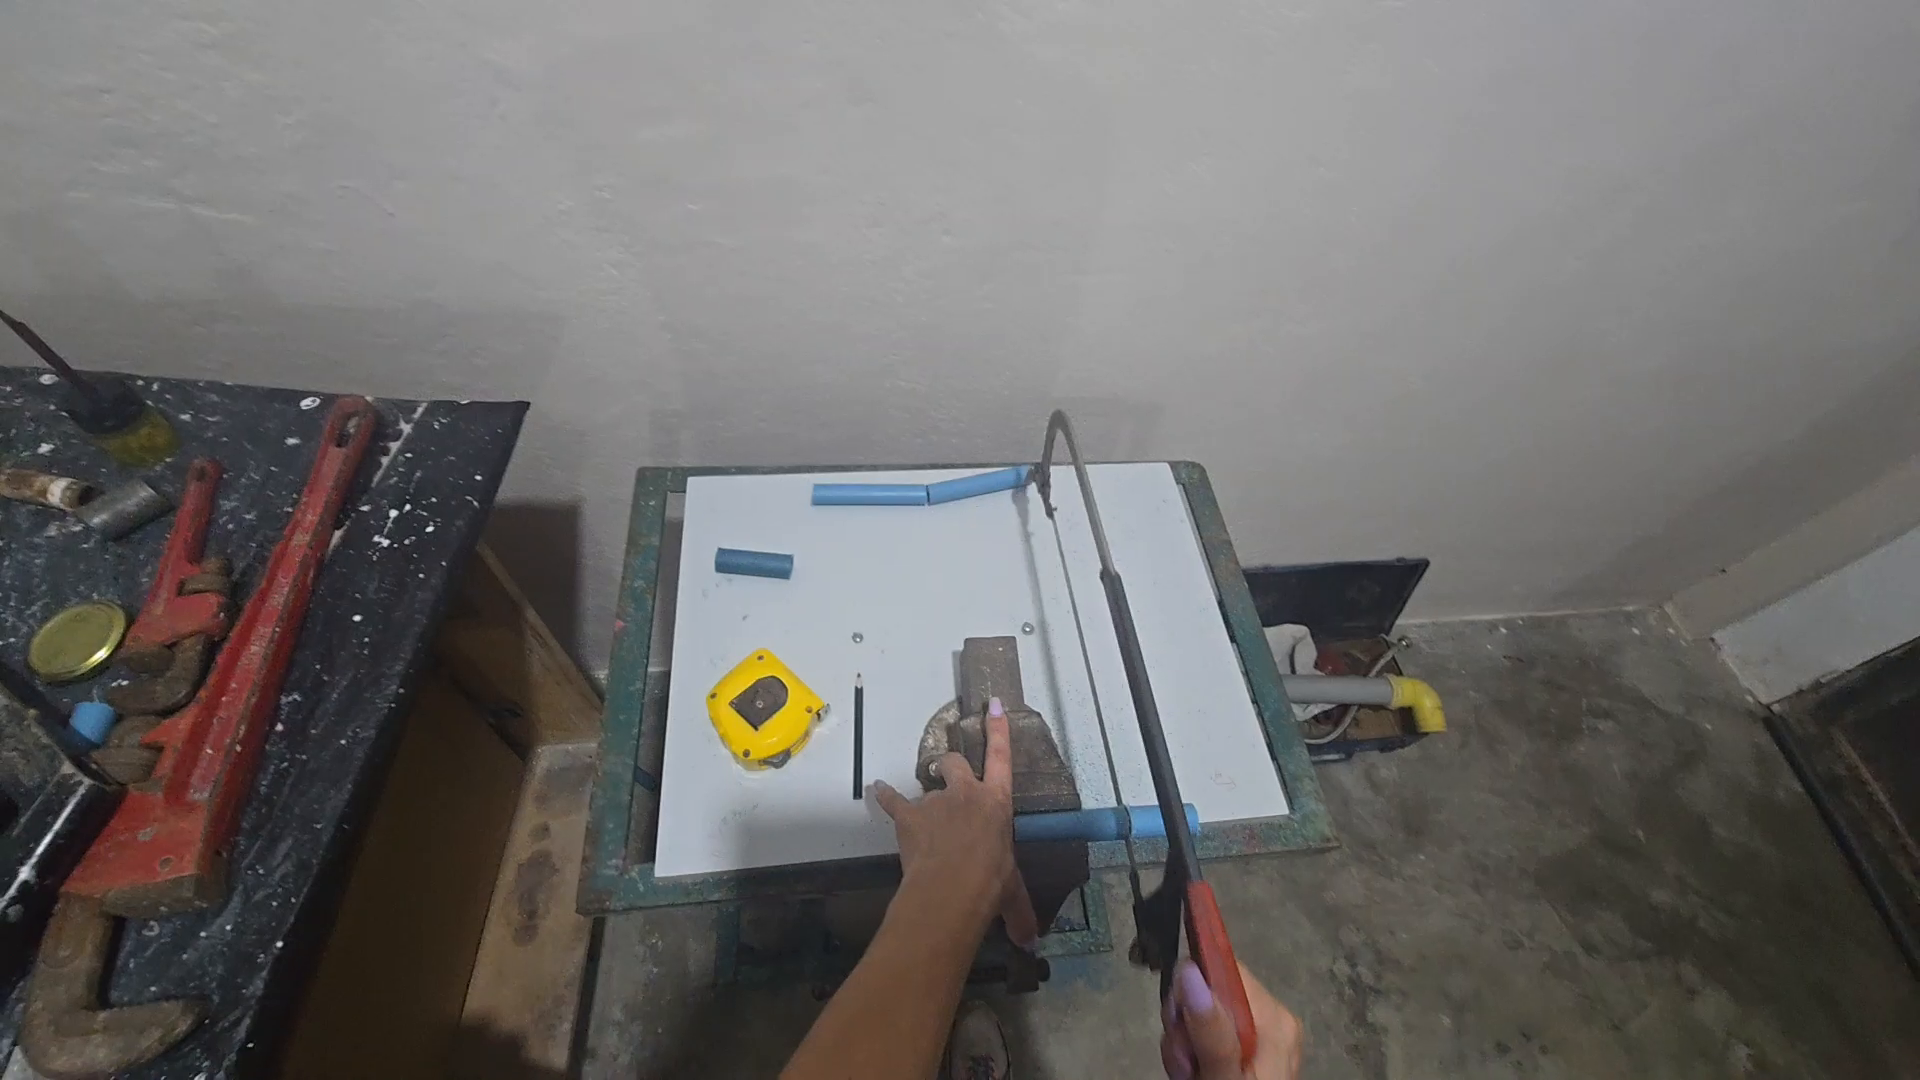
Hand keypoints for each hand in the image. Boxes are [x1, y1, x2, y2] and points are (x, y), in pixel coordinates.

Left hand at [872, 697, 1039, 946]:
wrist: (951, 889)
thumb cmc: (990, 884)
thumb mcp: (1011, 894)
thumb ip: (1019, 911)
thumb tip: (1031, 942)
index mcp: (997, 802)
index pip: (1001, 757)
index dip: (998, 729)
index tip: (993, 704)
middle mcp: (967, 793)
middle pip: (956, 763)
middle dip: (950, 764)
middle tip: (947, 769)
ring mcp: (936, 801)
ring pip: (928, 786)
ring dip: (926, 798)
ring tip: (923, 816)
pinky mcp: (909, 815)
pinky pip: (894, 800)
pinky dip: (884, 795)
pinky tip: (876, 789)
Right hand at [1162, 959, 1301, 1079]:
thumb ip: (1210, 1033)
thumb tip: (1189, 970)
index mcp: (1275, 1019)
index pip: (1222, 969)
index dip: (1191, 991)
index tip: (1179, 1024)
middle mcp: (1271, 1017)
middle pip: (1208, 988)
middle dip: (1183, 1022)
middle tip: (1183, 1062)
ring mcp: (1260, 1031)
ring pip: (1199, 1008)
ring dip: (1181, 1039)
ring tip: (1187, 1073)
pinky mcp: (1246, 1044)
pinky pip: (1205, 1025)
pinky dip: (1190, 1047)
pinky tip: (1192, 1071)